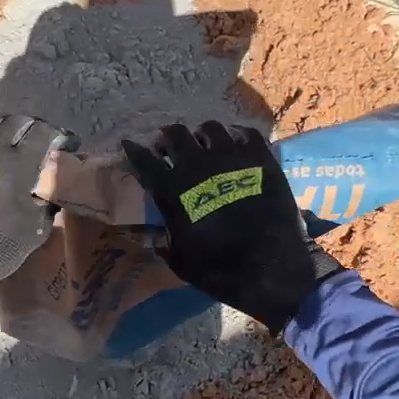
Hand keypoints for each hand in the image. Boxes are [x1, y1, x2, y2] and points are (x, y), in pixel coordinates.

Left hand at [0, 114, 78, 313]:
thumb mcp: (37, 226)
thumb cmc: (1, 244)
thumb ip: (48, 198)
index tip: (67, 145)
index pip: (43, 132)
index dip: (60, 135)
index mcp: (18, 164)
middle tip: (43, 141)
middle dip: (35, 127)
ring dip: (10, 129)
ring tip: (18, 143)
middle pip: (18, 121)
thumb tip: (52, 183)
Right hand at [122, 121, 341, 332]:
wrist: (269, 268)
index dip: (133, 151)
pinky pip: (245, 133)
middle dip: (167, 139)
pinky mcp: (260, 158)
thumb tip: (155, 235)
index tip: (129, 144)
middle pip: (174, 134)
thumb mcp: (179, 261)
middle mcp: (196, 165)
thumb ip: (164, 241)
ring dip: (201, 135)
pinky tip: (235, 143)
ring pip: (209, 128)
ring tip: (204, 145)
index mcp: (171, 190)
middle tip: (170, 148)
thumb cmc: (218, 270)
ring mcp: (231, 157)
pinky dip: (236, 135)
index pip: (144, 160)